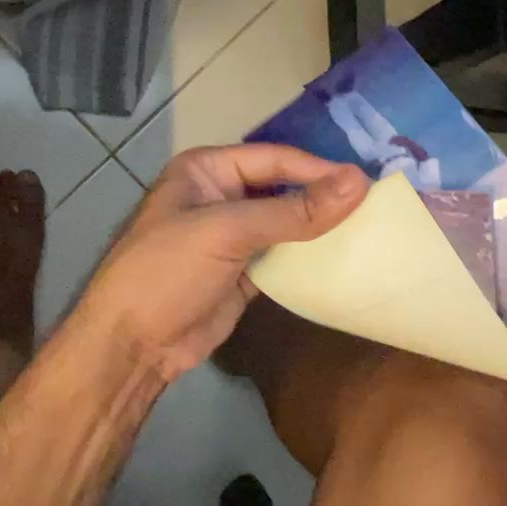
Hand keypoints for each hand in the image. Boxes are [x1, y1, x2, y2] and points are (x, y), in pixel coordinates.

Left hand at [74, 144, 367, 381]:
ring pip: (286, 224)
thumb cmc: (167, 270)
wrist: (131, 345)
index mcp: (207, 170)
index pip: (273, 159)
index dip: (317, 169)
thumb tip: (357, 182)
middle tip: (375, 206)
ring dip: (320, 228)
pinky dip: (309, 259)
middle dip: (322, 197)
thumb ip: (293, 210)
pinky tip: (344, 260)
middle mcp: (221, 196)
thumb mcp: (227, 232)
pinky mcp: (242, 273)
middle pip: (283, 189)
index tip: (365, 183)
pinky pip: (283, 257)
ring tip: (370, 231)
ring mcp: (232, 237)